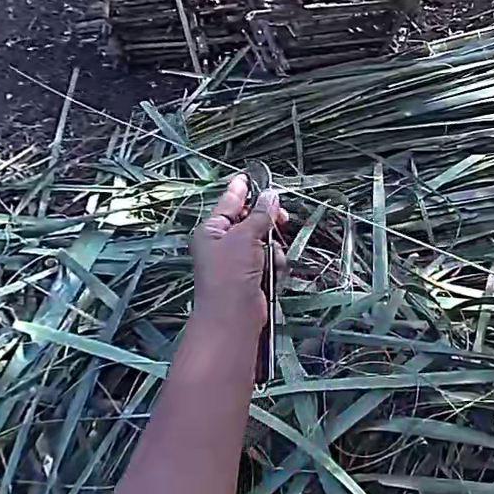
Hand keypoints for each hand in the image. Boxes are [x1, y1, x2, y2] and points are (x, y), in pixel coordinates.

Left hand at [191, 173, 285, 327]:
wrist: (233, 317)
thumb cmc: (230, 273)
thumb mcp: (245, 237)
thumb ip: (260, 215)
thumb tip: (271, 195)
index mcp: (211, 230)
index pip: (229, 202)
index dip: (242, 189)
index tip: (249, 177)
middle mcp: (222, 244)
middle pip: (250, 221)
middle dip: (266, 221)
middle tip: (282, 216)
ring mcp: (237, 261)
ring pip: (264, 241)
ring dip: (272, 247)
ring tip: (271, 257)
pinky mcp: (251, 276)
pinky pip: (268, 260)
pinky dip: (273, 264)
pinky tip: (272, 272)